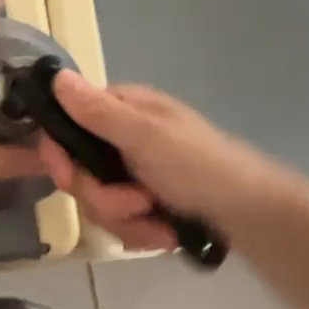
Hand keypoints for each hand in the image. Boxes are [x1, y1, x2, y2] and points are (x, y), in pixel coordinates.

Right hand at [39, 71, 308, 250]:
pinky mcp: (144, 203)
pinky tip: (164, 233)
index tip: (66, 177)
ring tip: (158, 223)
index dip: (58, 155)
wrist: (252, 215)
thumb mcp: (146, 136)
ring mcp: (133, 173)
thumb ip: (98, 112)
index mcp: (122, 110)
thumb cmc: (200, 166)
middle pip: (78, 173)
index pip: (64, 126)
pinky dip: (140, 232)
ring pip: (96, 203)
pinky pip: (119, 222)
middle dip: (104, 198)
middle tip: (136, 203)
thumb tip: (56, 75)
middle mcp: (122, 138)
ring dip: (125, 220)